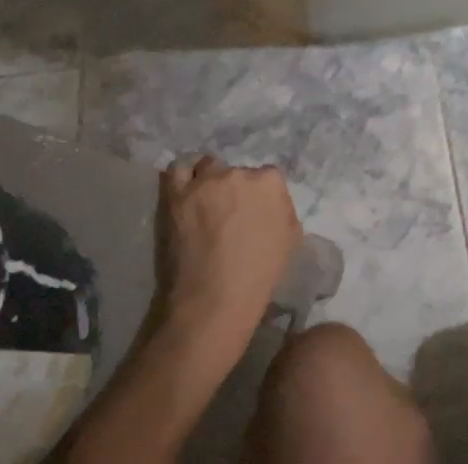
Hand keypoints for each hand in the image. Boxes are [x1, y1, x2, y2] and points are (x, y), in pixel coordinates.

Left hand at [157, 155, 302, 341]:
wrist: (214, 299)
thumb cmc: (259, 275)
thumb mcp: (291, 240)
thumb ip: (283, 210)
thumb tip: (271, 203)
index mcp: (270, 182)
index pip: (267, 176)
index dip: (260, 196)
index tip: (254, 213)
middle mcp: (238, 173)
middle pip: (237, 171)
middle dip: (234, 189)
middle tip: (228, 214)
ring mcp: (205, 182)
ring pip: (208, 167)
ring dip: (208, 181)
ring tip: (204, 203)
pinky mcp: (176, 195)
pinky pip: (178, 170)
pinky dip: (183, 175)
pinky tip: (185, 189)